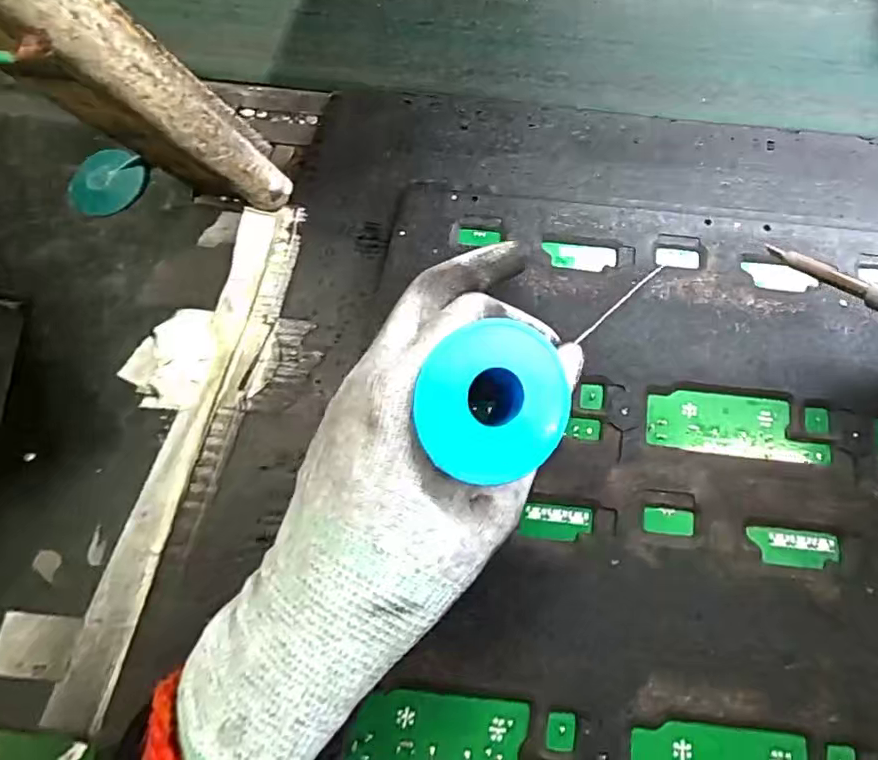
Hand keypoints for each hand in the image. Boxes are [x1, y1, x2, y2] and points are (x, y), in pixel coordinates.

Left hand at [176, 242, 579, 759]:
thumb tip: (566, 366)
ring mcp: (351, 390)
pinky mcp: (349, 409)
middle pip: (426, 291)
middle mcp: (366, 378)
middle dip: (478, 268)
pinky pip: (402, 353)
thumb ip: (532, 429)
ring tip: (504, 332)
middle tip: (519, 259)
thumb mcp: (488, 508)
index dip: (518, 320)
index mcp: (395, 395)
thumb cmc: (396, 576)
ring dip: (460, 312)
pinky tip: (472, 377)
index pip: (464, 313)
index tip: (549, 351)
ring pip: (410, 318)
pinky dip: (443, 347)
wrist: (311, 617)